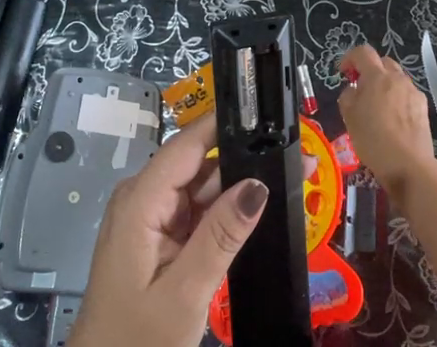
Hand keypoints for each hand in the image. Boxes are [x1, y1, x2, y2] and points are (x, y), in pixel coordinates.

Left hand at [67, 121, 269, 346]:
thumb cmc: (137, 339)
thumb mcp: (184, 293)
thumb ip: (220, 237)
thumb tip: (257, 184)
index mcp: (141, 201)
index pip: (187, 144)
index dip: (226, 123)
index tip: (269, 113)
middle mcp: (144, 198)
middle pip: (200, 162)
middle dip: (244, 159)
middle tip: (298, 159)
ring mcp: (152, 217)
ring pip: (203, 187)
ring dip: (239, 186)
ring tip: (290, 180)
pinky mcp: (160, 236)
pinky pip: (197, 211)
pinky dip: (226, 213)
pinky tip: (258, 212)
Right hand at [336, 43, 436, 199]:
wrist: (408, 164)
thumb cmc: (373, 139)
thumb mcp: (349, 117)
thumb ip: (348, 95)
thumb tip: (354, 89)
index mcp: (377, 76)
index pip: (363, 52)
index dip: (350, 58)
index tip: (344, 73)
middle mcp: (397, 78)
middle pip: (383, 62)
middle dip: (370, 70)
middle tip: (360, 88)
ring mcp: (413, 91)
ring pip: (396, 78)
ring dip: (385, 84)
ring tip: (377, 106)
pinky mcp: (423, 107)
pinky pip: (406, 94)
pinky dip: (397, 98)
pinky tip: (393, 118)